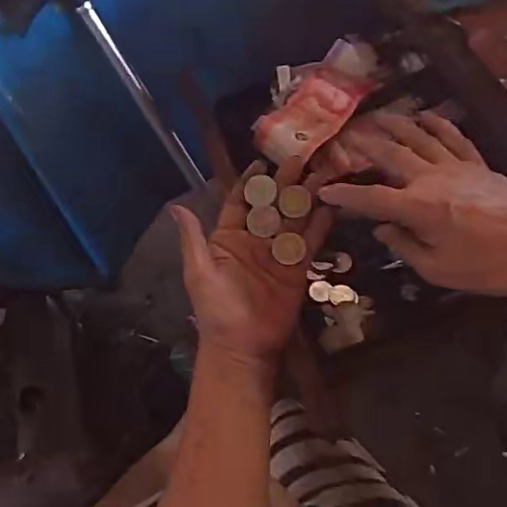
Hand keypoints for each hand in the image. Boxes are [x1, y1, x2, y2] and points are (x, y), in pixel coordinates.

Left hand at [171, 159, 332, 366]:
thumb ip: (193, 239)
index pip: (239, 203)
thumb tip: (176, 208)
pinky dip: (319, 225)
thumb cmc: (215, 309)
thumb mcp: (199, 271)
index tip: (261, 162)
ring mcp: (276, 254)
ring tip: (320, 174)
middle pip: (270, 207)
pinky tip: (329, 206)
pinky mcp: (296, 269)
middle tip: (299, 159)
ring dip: (304, 199)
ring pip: (292, 220)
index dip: (250, 183)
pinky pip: (308, 243)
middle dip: (284, 184)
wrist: (241, 346)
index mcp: (227, 239)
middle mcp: (253, 242)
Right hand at [318, 112, 506, 299]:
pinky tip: (424, 115)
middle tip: (342, 136)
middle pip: (390, 154)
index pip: (368, 197)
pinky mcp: (479, 165)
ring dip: (394, 125)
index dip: (342, 194)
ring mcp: (458, 168)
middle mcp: (432, 179)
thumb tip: (384, 229)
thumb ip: (405, 247)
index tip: (322, 190)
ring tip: (375, 117)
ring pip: (418, 137)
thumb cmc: (494, 267)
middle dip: (363, 144)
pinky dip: (436, 123)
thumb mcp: (440, 270)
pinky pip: (452, 137)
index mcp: (417, 208)